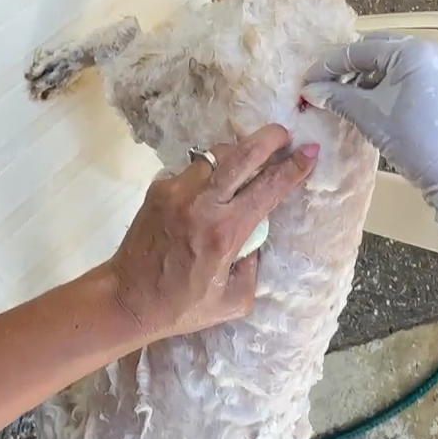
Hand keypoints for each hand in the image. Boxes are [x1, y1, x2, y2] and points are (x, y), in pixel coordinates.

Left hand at [102, 124, 317, 341]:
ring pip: (216, 156)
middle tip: (285, 133)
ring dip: (237, 153)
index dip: (294, 167)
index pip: (268, 188)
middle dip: (269, 138)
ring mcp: (177, 190)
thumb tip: (259, 234)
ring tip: (249, 160)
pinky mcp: (160, 187)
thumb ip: (254, 266)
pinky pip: (193, 170)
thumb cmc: (182, 305)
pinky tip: (211, 189)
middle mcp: (202, 204)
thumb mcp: (233, 300)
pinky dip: (208, 173)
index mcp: (225, 232)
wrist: (126, 298)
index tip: (311, 151)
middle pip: (243, 154)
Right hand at [301, 34, 437, 189]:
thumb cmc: (417, 144)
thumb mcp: (371, 117)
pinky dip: (393, 82)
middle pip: (379, 49)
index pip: (360, 50)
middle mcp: (434, 48)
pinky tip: (377, 101)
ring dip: (371, 76)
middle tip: (327, 88)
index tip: (308, 82)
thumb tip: (310, 91)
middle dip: (350, 68)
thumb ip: (338, 98)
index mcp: (414, 51)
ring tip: (350, 98)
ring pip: (397, 61)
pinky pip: (415, 71)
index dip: (329, 66)